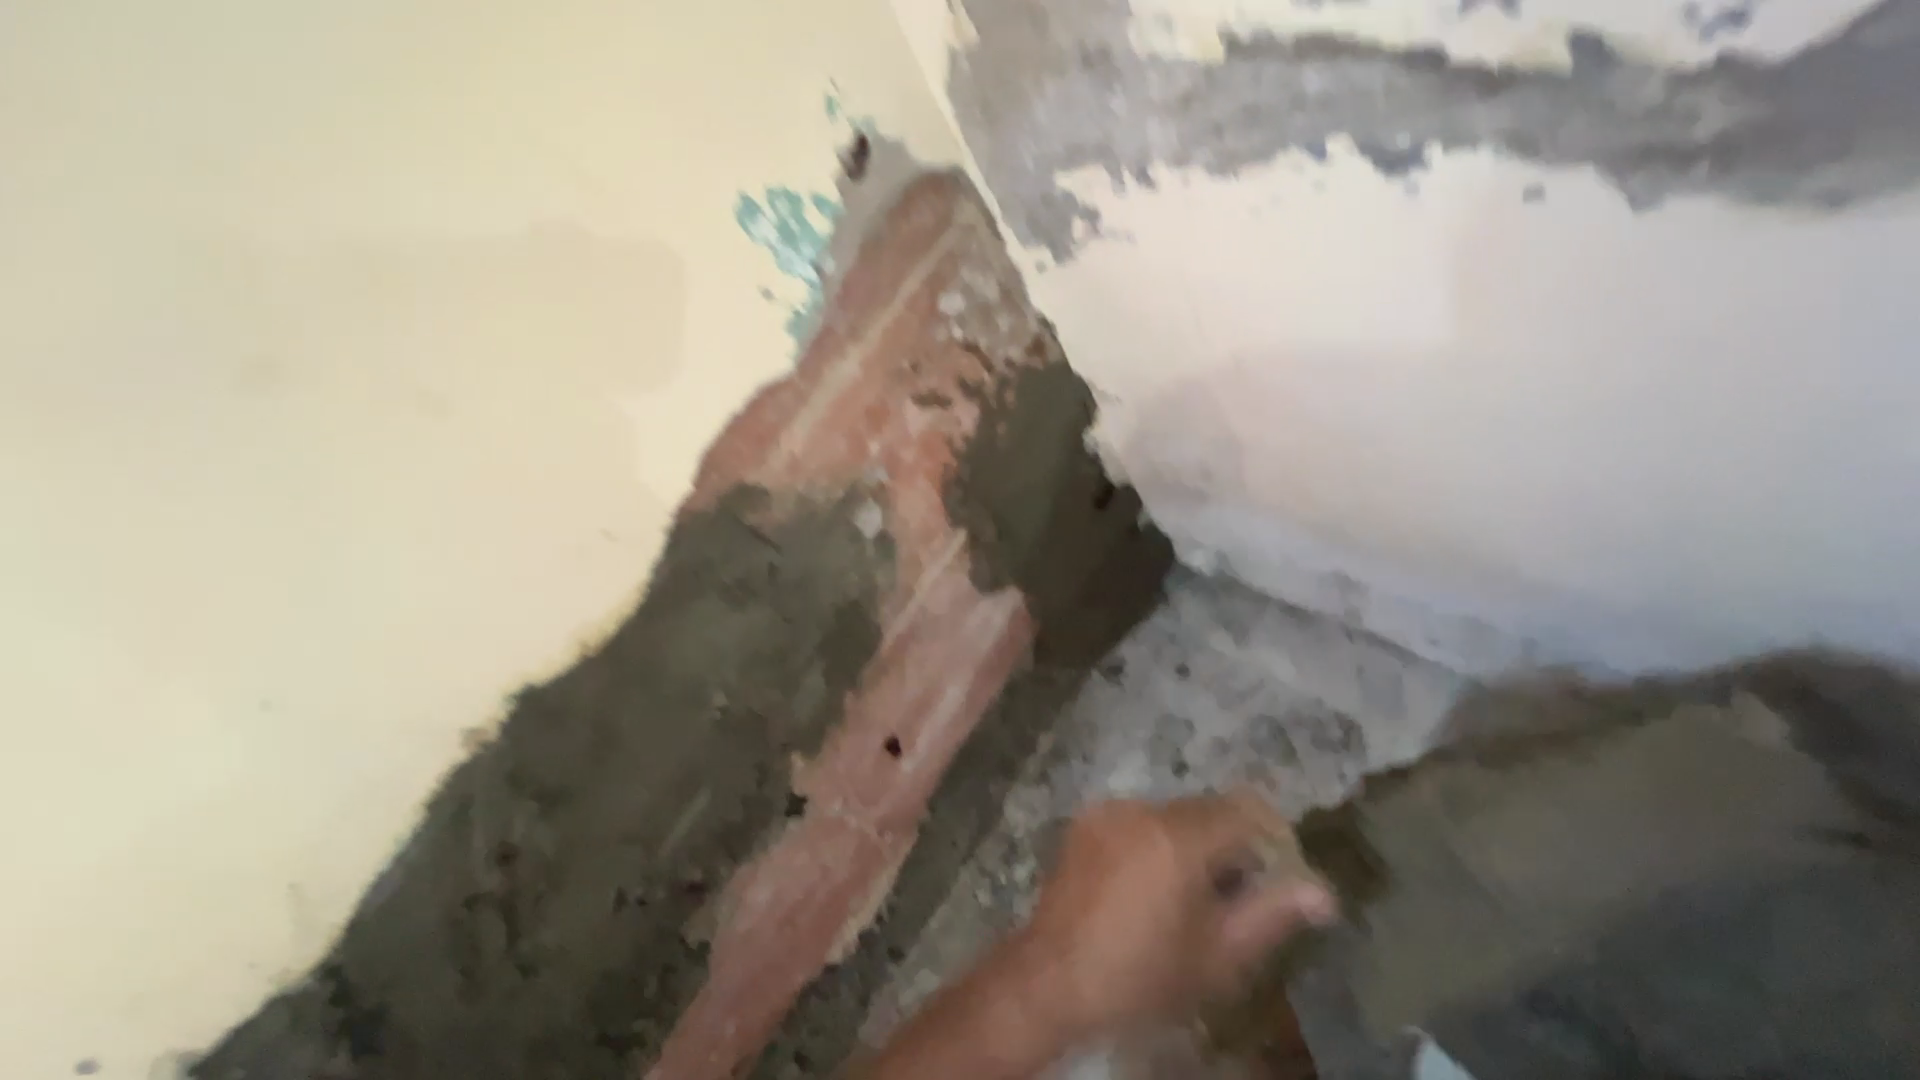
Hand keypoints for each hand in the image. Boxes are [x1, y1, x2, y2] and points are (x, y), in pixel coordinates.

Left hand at [1016, 791, 1337, 1037]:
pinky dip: (1153, 840)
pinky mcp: (1084, 822)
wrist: (1053, 979)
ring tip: (1186, 895)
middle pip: (1207, 809)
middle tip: (1231, 895)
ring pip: (1171, 814)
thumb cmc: (1142, 975)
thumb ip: (1272, 915)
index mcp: (1179, 836)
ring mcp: (1108, 812)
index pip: (1246, 808)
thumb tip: (1323, 892)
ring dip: (1191, 841)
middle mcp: (1143, 809)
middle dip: (1229, 843)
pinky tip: (1147, 885)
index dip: (1271, 836)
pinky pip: (1136, 819)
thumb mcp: (1218, 956)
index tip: (1274, 874)